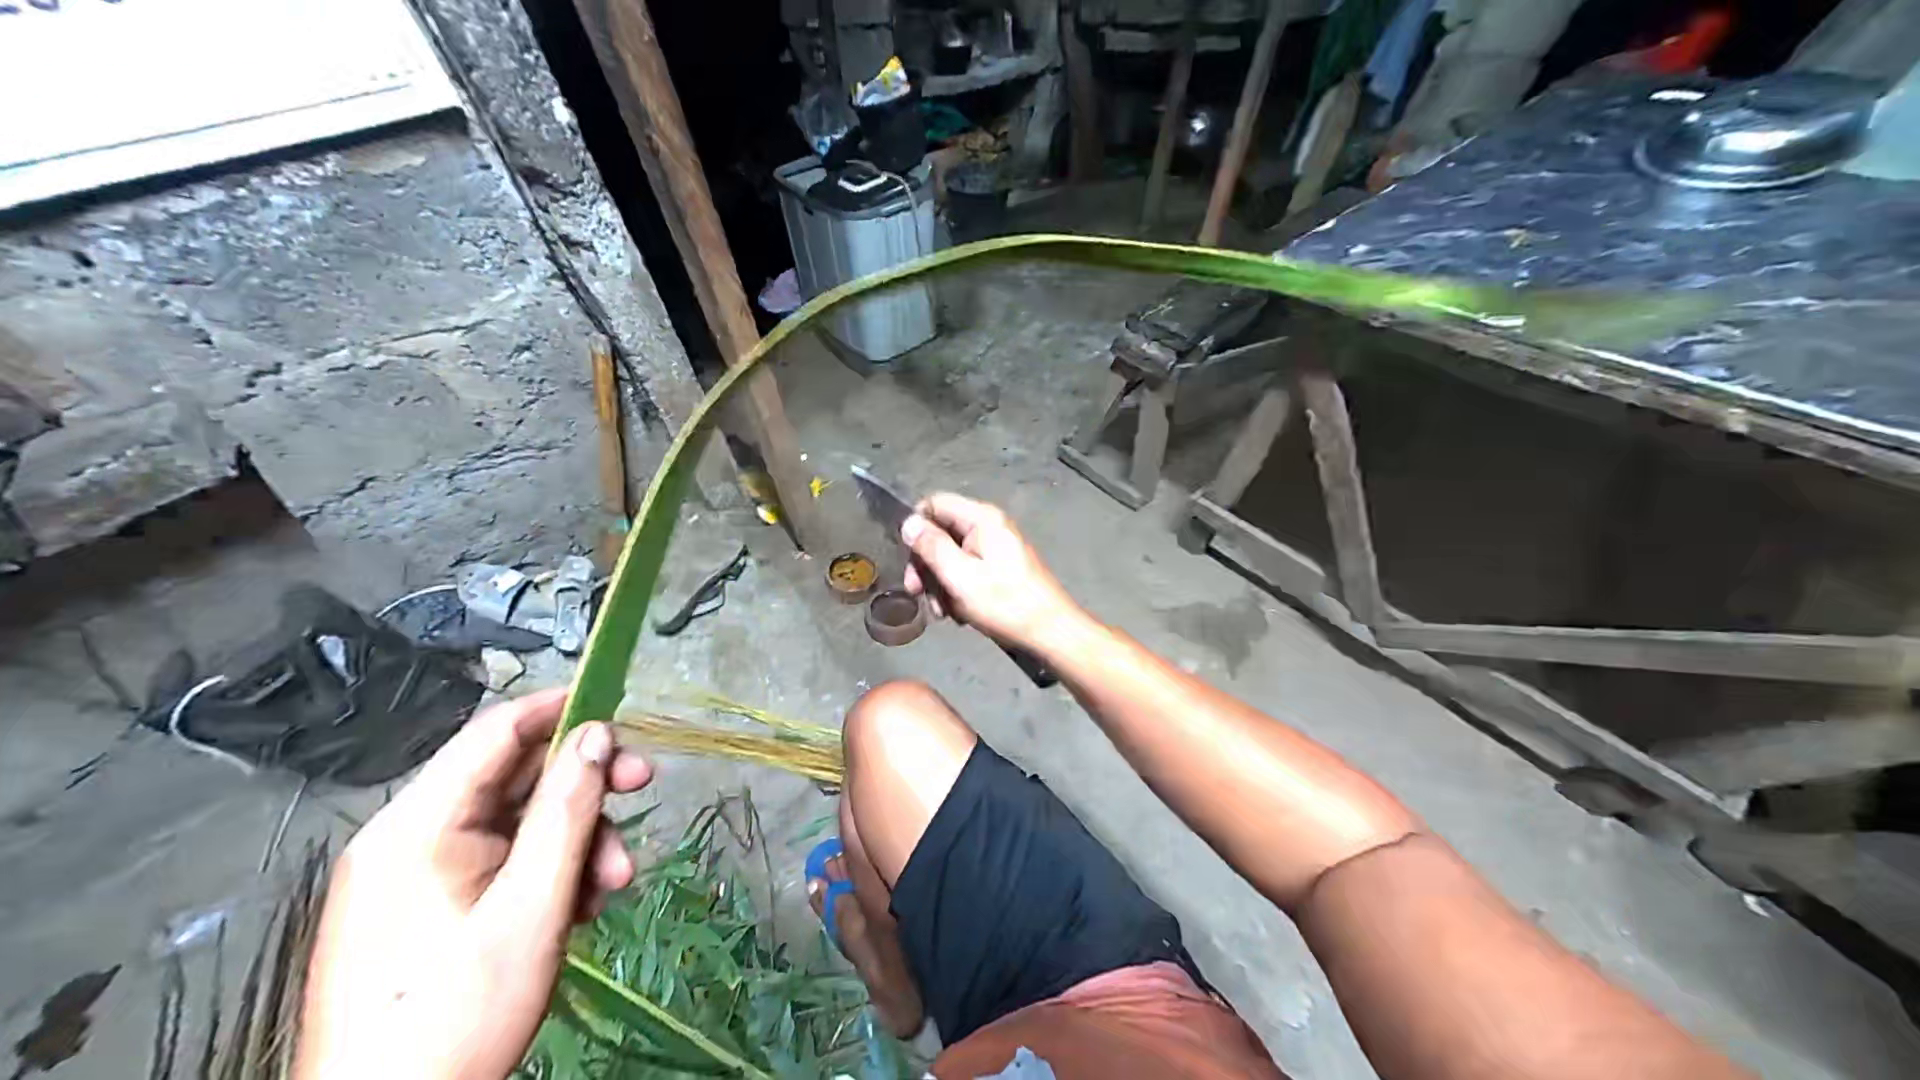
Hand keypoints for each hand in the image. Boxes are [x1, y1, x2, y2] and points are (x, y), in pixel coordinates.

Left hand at [295, 689, 652, 1079]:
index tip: (619, 709)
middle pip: (513, 778)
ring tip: (613, 885)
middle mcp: (409, 836)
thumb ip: (568, 810)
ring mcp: (414, 873)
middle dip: (584, 787)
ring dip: (575, 840)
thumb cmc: (459, 1014)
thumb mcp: (532, 905)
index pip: (495, 732)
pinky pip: (499, 860)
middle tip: (644, 788)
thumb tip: (598, 733)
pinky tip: (578, 908)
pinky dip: (547, 871)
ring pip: (515, 822)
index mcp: (417, 825)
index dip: (559, 709)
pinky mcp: (425, 904)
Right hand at [900, 493, 1083, 649]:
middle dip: (925, 564)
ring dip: (939, 583)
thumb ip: (931, 546)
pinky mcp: (999, 567)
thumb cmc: (1005, 603)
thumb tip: (908, 522)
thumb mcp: (959, 576)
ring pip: (950, 555)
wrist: (1050, 630)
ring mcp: (995, 546)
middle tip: (917, 593)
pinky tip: (957, 613)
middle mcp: (988, 525)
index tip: (907, 560)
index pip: (933, 503)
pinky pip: (966, 569)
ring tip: (942, 611)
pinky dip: (956, 589)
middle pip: (940, 531)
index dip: (915, 528)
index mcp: (981, 518)